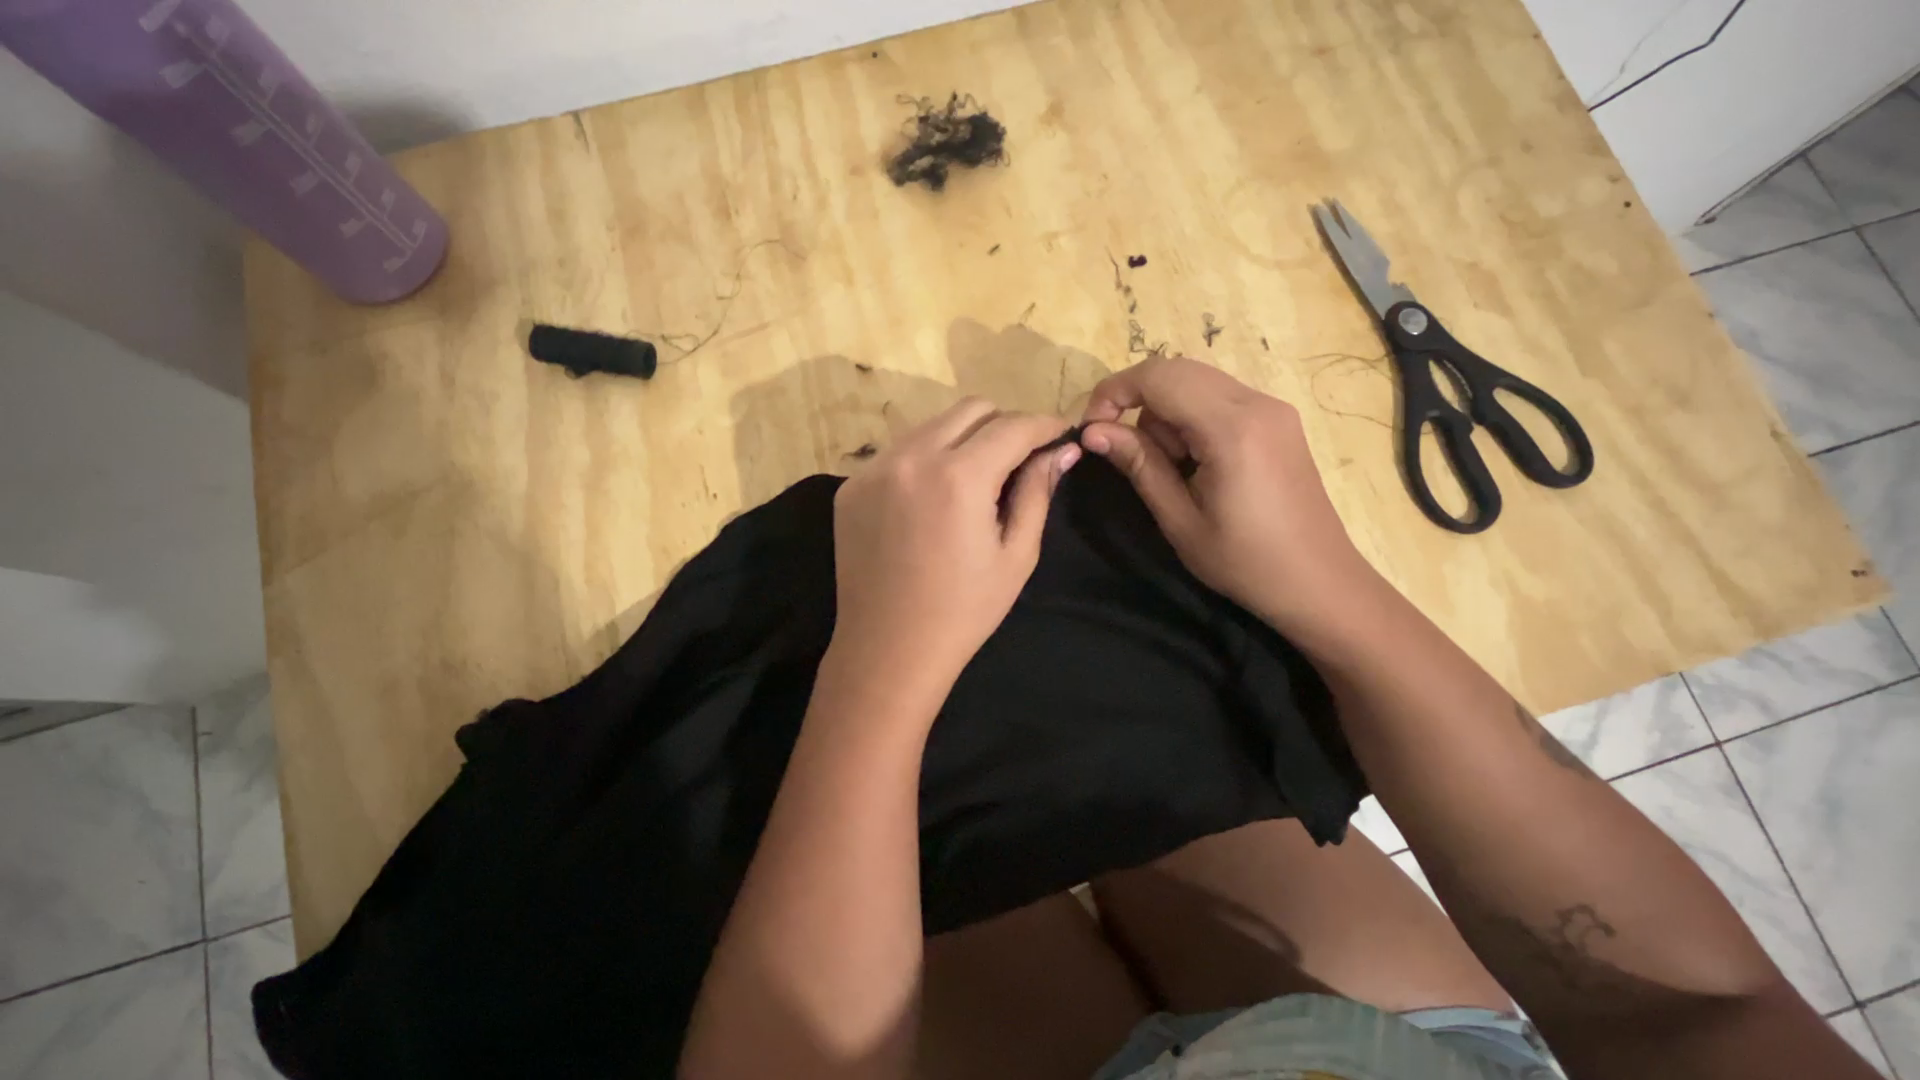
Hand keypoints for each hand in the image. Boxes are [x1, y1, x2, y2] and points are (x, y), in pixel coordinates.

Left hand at [828, 398, 1080, 704]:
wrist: (887, 649)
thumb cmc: (963, 611)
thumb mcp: (1015, 555)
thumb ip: (1038, 492)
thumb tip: (1062, 449)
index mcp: (958, 477)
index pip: (1012, 426)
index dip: (1043, 425)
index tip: (1060, 432)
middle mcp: (912, 458)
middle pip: (971, 409)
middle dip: (1003, 424)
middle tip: (1019, 457)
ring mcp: (874, 469)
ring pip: (931, 426)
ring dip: (962, 439)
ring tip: (975, 479)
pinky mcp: (851, 486)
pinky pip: (899, 452)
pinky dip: (925, 461)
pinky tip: (932, 500)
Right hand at [1080, 355, 1376, 633]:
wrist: (1317, 581)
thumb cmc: (1244, 562)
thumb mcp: (1179, 520)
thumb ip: (1139, 465)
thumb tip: (1093, 432)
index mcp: (1231, 428)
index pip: (1158, 377)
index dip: (1114, 392)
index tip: (1092, 429)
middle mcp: (1256, 403)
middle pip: (1177, 370)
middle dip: (1139, 402)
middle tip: (1126, 452)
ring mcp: (1272, 408)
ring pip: (1197, 381)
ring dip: (1167, 413)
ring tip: (1171, 468)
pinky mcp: (1278, 420)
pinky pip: (1219, 397)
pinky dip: (1193, 417)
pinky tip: (1196, 461)